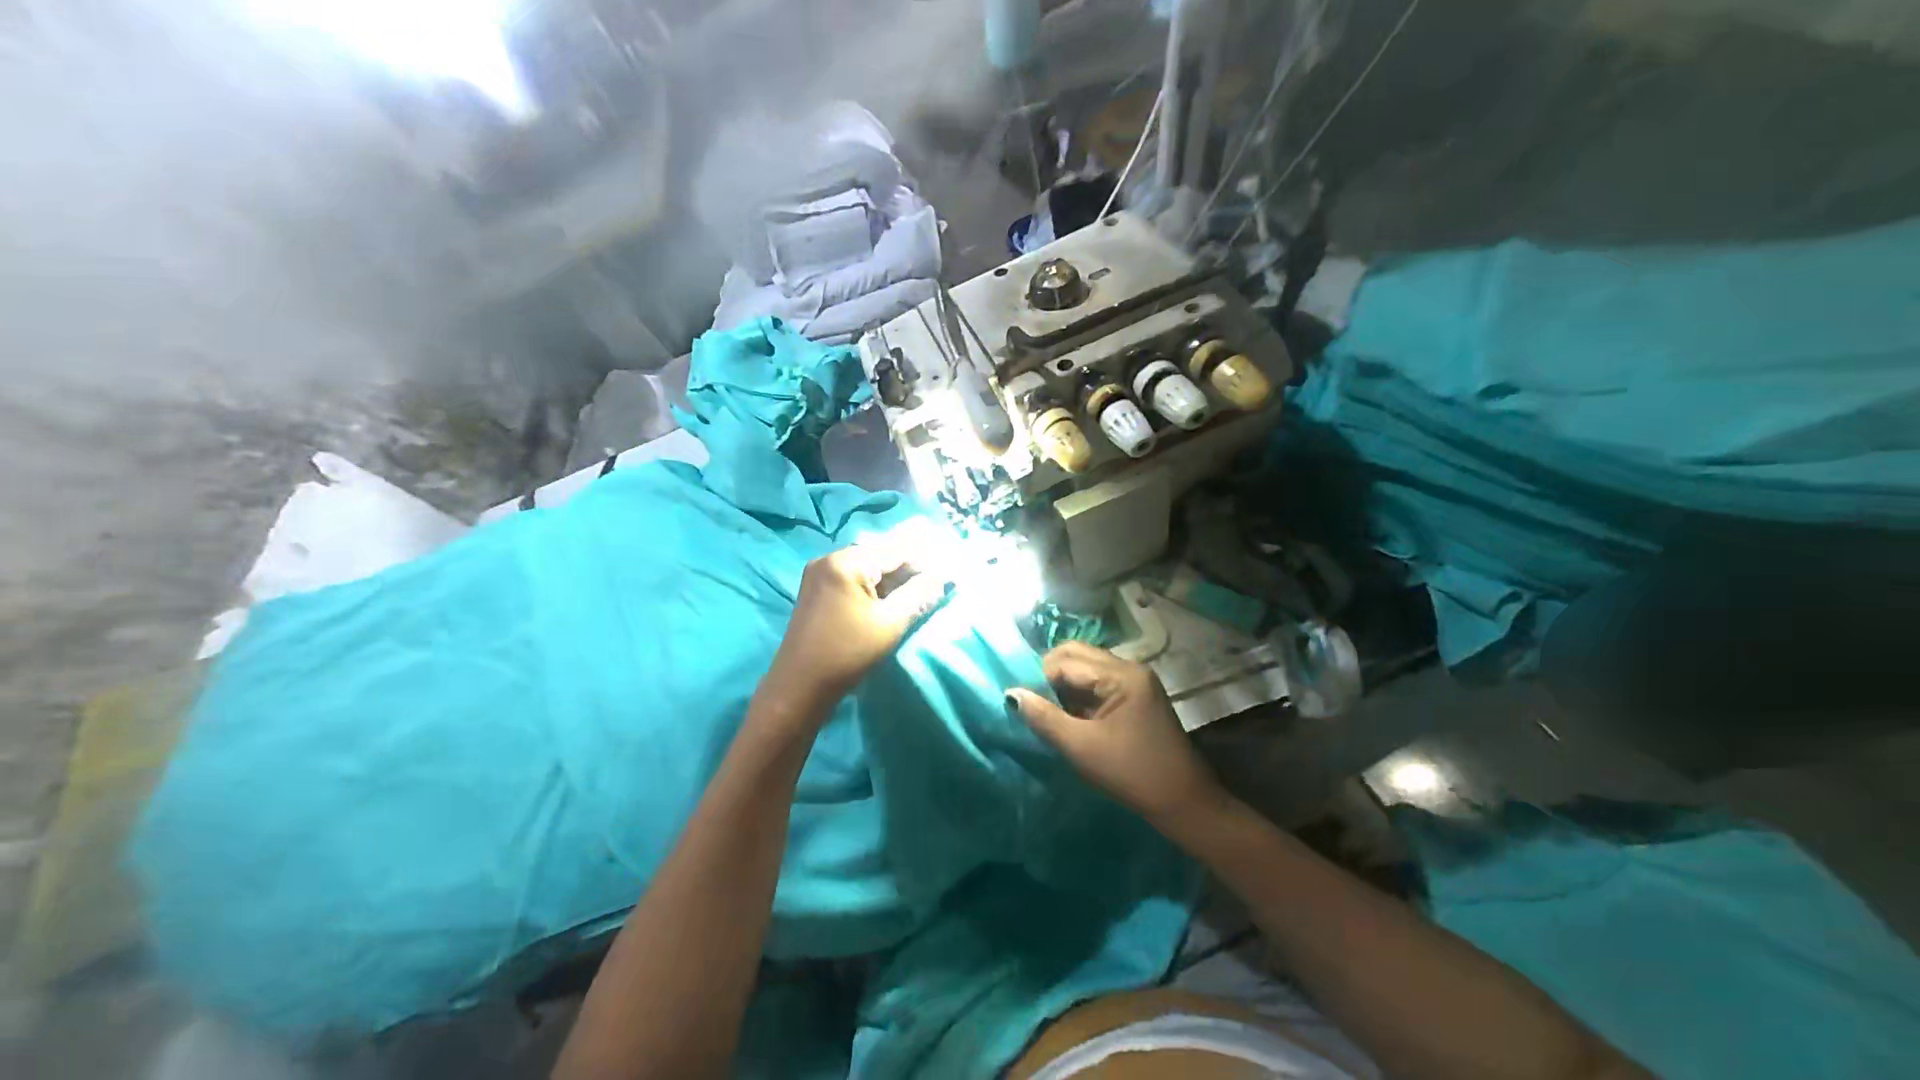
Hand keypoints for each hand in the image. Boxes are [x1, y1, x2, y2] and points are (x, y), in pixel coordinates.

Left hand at [764, 536, 948, 708]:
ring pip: (867, 567)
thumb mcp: (890, 623)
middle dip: (908, 569)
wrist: (799, 686)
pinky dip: (874, 586)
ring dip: (892, 579)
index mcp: (846, 562)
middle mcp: (829, 558)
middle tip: (935, 584)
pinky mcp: (817, 590)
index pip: (896, 550)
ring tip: (918, 593)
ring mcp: (819, 573)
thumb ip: (919, 595)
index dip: (924, 562)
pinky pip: (853, 578)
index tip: (948, 575)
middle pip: (880, 555)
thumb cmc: (847, 653)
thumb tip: (942, 577)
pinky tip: (891, 600)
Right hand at [1008, 642, 1231, 827]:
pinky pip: (1097, 683)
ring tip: (1046, 712)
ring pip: (1085, 668)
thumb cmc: (1131, 773)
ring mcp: (1134, 681)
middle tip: (1032, 704)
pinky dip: (1078, 695)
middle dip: (1049, 675)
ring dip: (1062, 685)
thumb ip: (1044, 718)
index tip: (1020, 702)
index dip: (1038, 678)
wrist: (1183, 802)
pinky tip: (1066, 716)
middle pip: (1076, 655)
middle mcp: (1129, 668)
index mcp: (1121, 675)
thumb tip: (1011, 694)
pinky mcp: (1135, 696)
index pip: (1065, 661)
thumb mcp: (1081, 748)